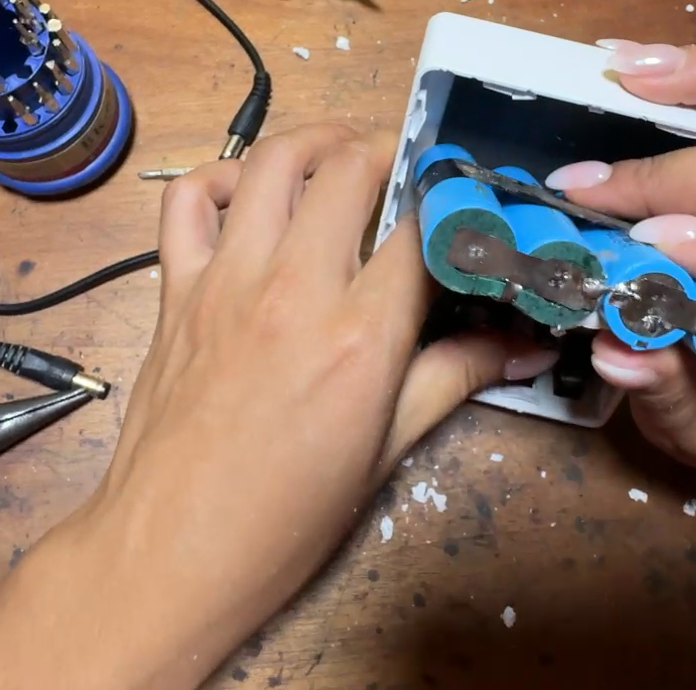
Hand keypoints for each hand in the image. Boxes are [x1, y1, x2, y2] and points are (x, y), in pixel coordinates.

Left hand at [25, 125, 551, 687]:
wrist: (170, 555)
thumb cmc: (289, 517)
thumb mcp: (387, 452)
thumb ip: (456, 377)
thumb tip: (525, 343)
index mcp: (359, 334)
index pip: (419, 230)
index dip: (449, 202)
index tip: (460, 198)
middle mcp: (294, 285)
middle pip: (349, 169)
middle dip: (388, 151)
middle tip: (405, 167)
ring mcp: (227, 278)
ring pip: (273, 161)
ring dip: (317, 140)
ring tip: (343, 153)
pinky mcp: (177, 286)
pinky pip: (189, 200)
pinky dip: (223, 176)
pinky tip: (252, 194)